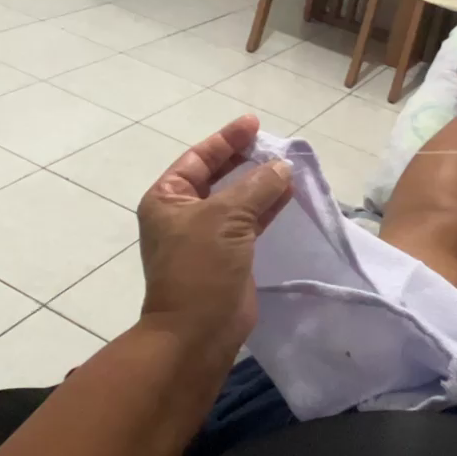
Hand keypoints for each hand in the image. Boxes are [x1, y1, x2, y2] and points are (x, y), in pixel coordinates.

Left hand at [136, 115, 293, 349]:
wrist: (197, 331)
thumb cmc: (200, 267)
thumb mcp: (226, 217)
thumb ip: (256, 186)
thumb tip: (281, 167)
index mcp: (167, 198)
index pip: (198, 158)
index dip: (226, 139)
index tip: (253, 124)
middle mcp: (184, 213)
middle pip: (217, 175)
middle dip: (245, 159)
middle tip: (273, 144)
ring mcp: (206, 236)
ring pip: (237, 198)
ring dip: (261, 183)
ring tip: (288, 166)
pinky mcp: (229, 255)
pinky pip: (250, 221)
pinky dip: (268, 207)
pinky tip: (289, 193)